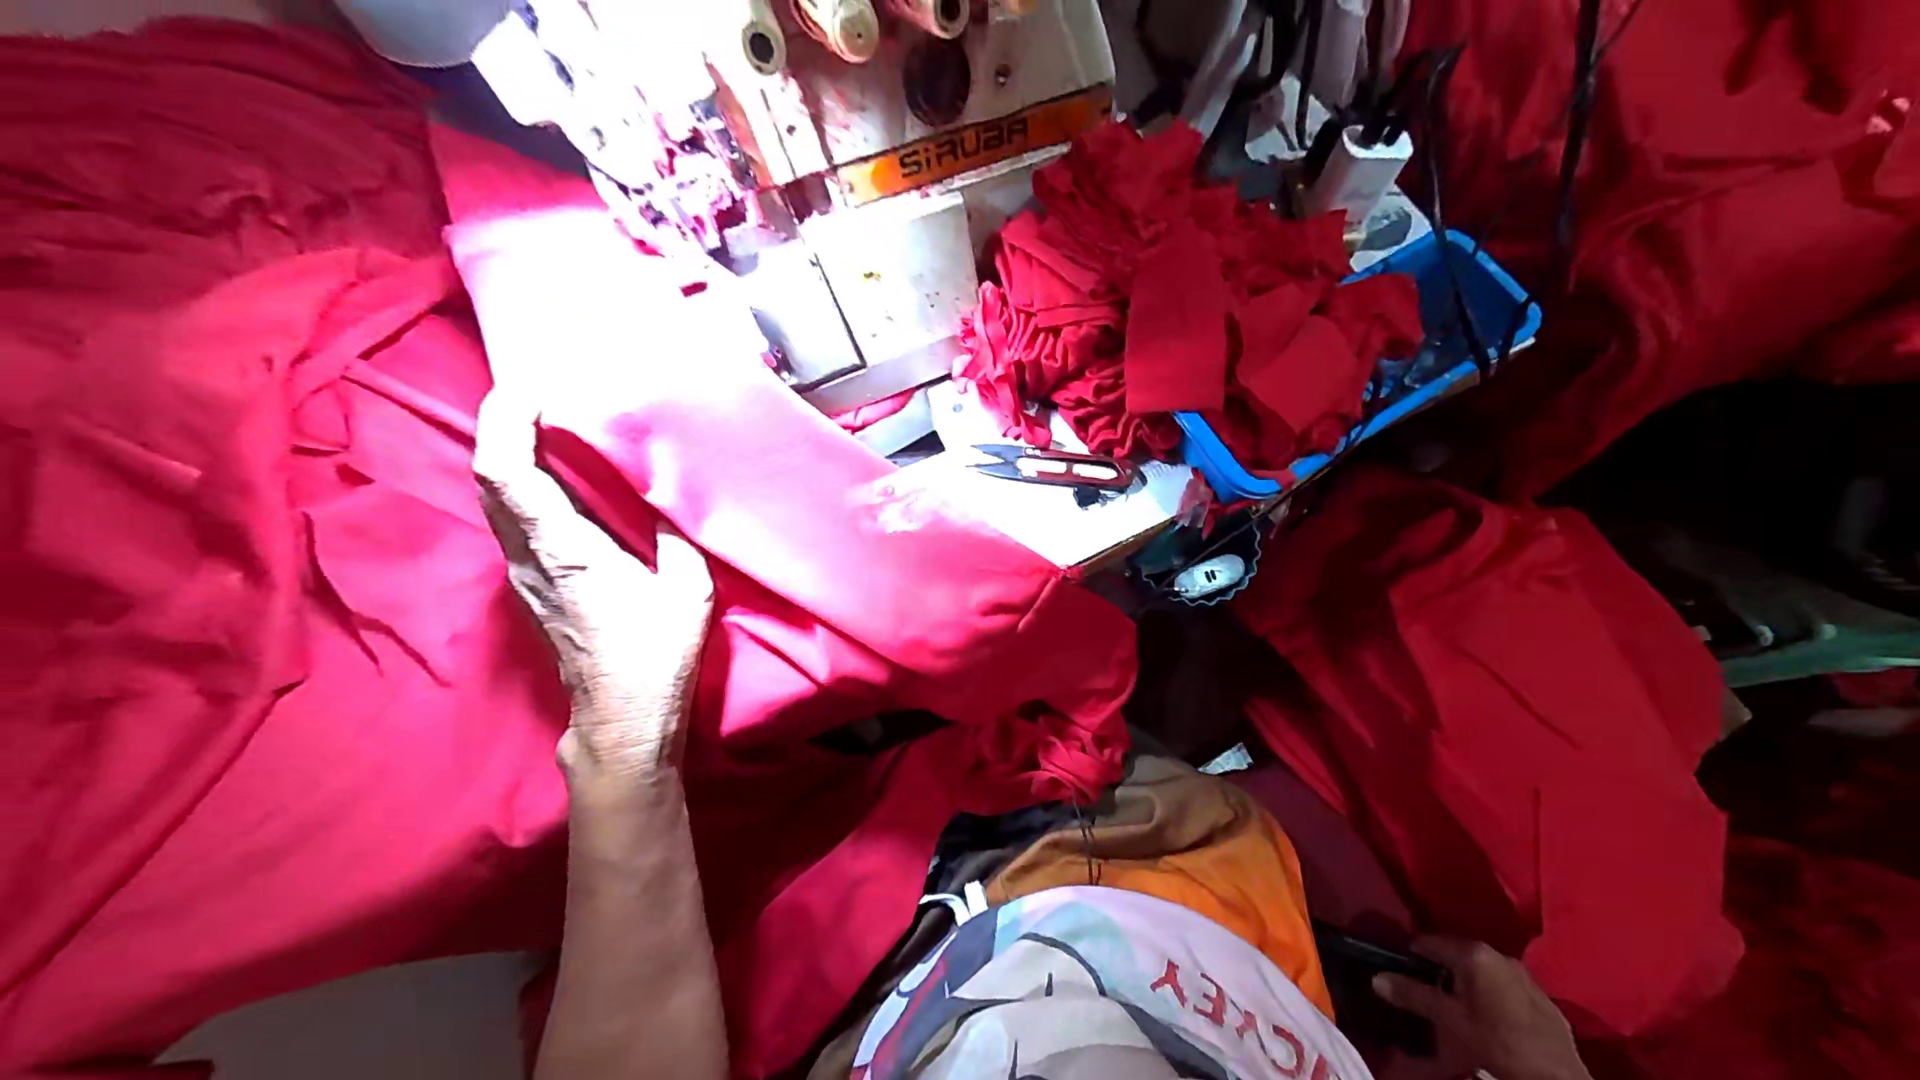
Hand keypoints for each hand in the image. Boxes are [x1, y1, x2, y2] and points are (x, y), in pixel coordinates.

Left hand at [474, 389, 713, 780]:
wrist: (622, 717)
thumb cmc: (656, 655)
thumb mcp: (688, 592)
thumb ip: (675, 537)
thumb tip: (666, 493)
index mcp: (566, 550)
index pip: (507, 473)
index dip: (505, 422)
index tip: (529, 387)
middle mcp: (529, 556)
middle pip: (489, 478)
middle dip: (504, 426)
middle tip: (541, 394)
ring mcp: (524, 572)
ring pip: (497, 499)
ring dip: (513, 455)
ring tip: (549, 426)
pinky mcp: (532, 584)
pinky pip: (514, 519)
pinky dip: (525, 485)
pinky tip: (559, 478)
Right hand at [1372, 937, 1591, 1079]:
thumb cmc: (1498, 1043)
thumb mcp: (1450, 1019)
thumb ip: (1412, 994)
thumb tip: (1376, 978)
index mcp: (1474, 953)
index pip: (1429, 942)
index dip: (1414, 957)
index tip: (1406, 973)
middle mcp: (1500, 955)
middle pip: (1457, 954)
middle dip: (1442, 970)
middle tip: (1431, 993)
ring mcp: (1525, 975)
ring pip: (1482, 970)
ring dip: (1468, 981)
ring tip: (1460, 1006)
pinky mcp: (1543, 998)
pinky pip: (1506, 986)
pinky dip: (1493, 994)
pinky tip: (1492, 1018)